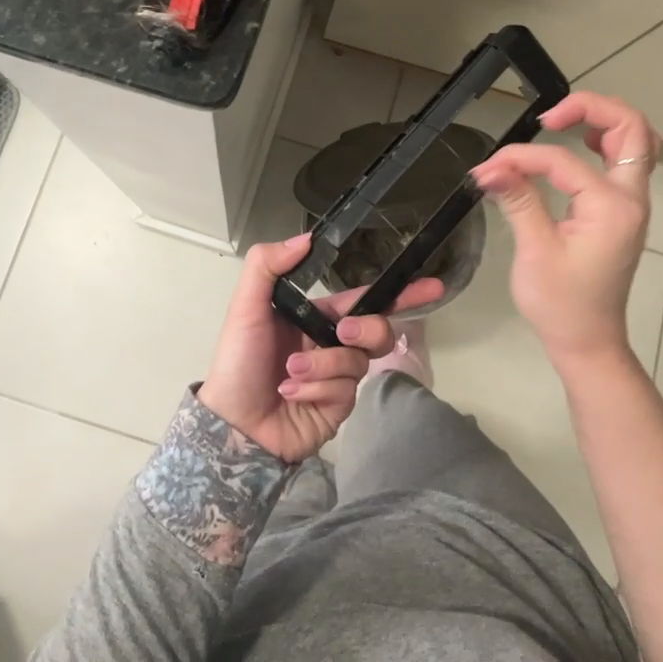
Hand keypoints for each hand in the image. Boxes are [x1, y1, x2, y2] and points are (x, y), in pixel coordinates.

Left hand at [198, 234, 443, 462]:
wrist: (231, 424)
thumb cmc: (237, 361)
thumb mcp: (245, 307)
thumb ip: (267, 266)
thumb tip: (307, 238)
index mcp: (315, 317)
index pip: (363, 299)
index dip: (400, 293)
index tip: (431, 287)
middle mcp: (332, 344)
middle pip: (377, 329)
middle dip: (366, 328)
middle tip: (343, 333)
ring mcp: (338, 378)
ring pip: (358, 362)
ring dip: (323, 365)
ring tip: (290, 372)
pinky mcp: (339, 407)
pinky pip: (344, 391)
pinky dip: (315, 390)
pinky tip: (290, 394)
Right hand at [469, 92, 659, 365]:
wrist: (587, 341)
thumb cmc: (561, 304)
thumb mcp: (534, 252)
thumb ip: (518, 201)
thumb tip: (488, 168)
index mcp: (612, 208)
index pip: (564, 161)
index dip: (521, 158)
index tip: (488, 170)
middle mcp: (631, 199)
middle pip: (633, 129)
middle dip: (591, 109)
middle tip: (549, 118)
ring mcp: (631, 205)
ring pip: (637, 141)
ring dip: (605, 121)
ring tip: (564, 123)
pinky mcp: (622, 212)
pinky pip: (627, 162)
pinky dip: (608, 143)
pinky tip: (581, 144)